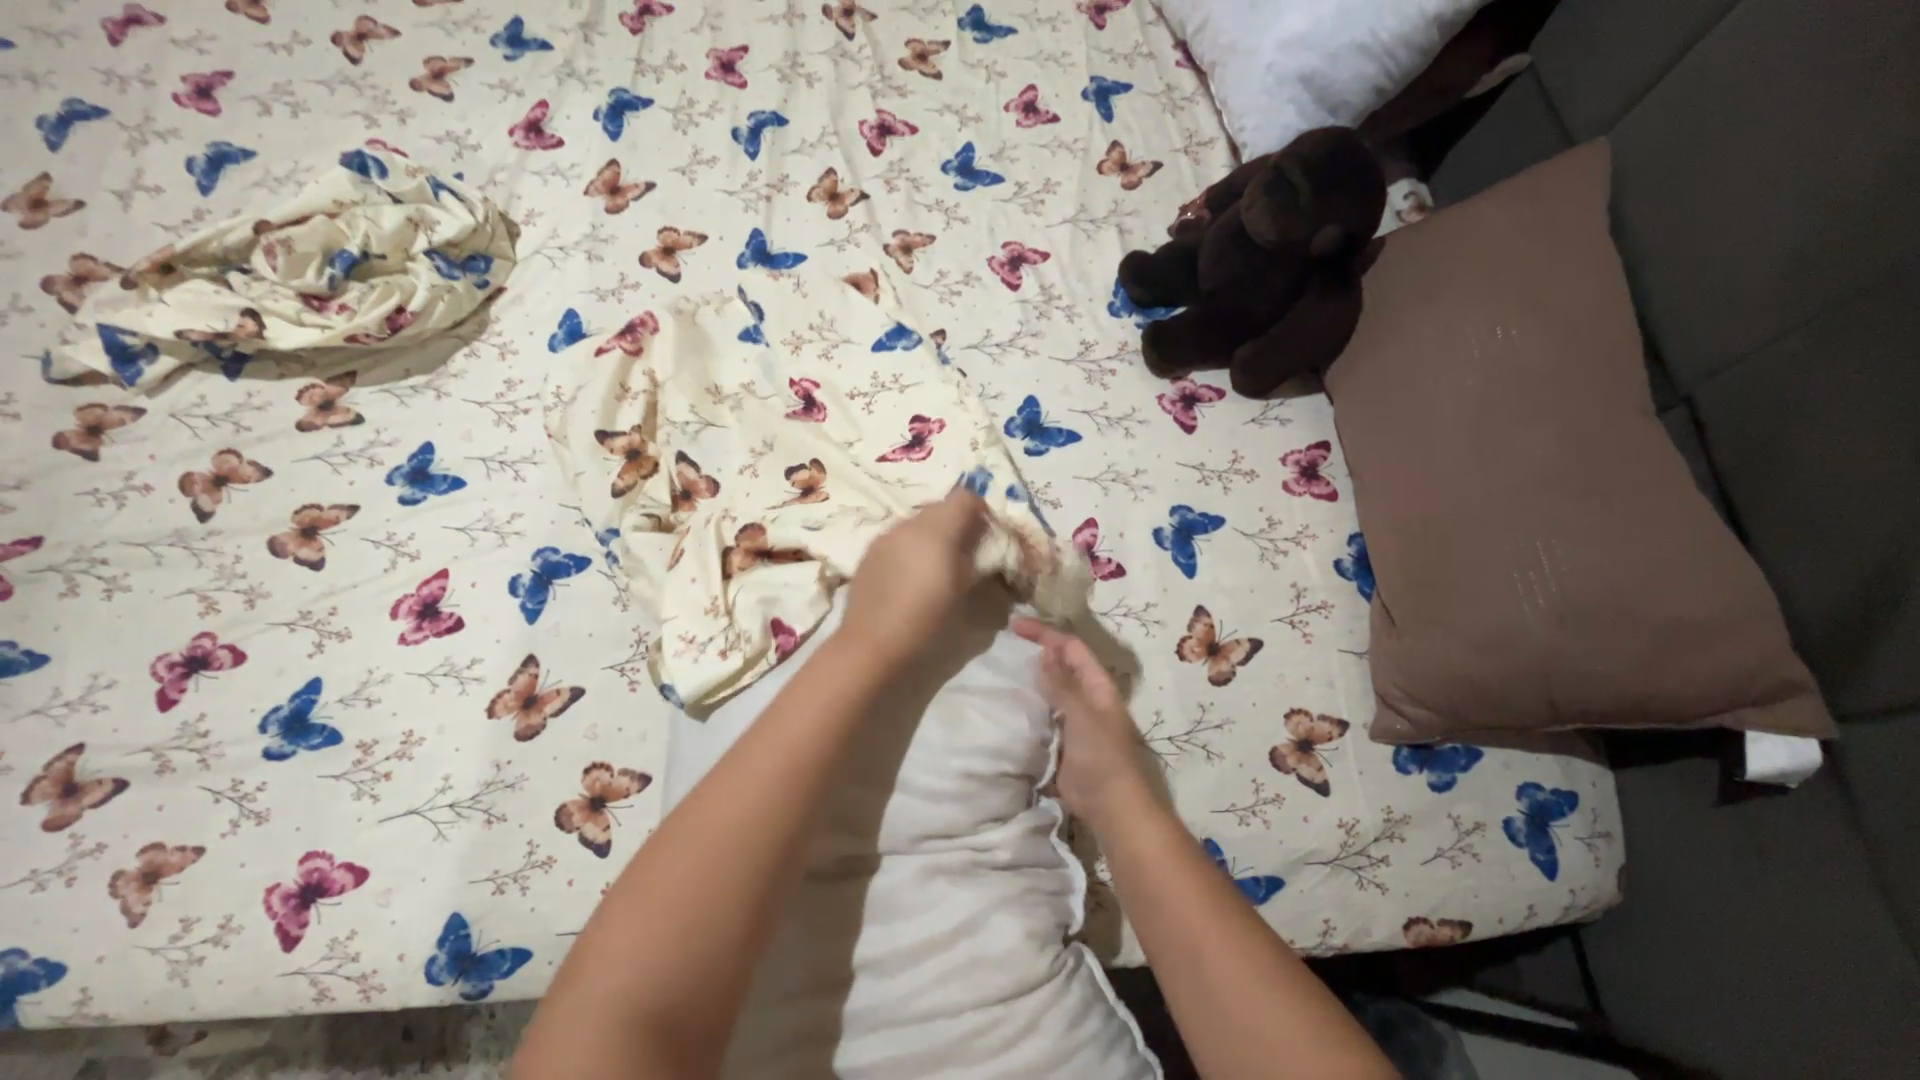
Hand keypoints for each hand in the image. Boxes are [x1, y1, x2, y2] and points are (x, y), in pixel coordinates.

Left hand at [840, 489, 990, 666]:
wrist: (871, 654)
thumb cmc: (928, 630)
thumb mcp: (975, 607)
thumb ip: (990, 577)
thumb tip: (995, 564)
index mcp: (936, 531)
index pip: (966, 498)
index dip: (983, 514)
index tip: (991, 541)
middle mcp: (907, 526)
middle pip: (940, 509)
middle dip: (959, 527)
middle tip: (970, 560)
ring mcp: (882, 540)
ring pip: (916, 526)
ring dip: (933, 540)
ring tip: (940, 574)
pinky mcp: (866, 558)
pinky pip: (897, 543)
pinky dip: (911, 553)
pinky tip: (913, 585)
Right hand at [1012, 617, 1163, 830]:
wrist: (1112, 808)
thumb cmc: (1102, 757)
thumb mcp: (1082, 715)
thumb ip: (1063, 684)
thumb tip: (1046, 651)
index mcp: (1098, 687)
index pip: (1071, 648)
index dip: (1046, 634)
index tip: (1015, 626)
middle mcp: (1088, 700)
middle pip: (1062, 668)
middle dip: (1037, 654)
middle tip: (1003, 646)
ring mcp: (1075, 724)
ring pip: (1051, 693)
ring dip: (1030, 682)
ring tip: (1000, 673)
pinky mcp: (1062, 746)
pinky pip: (1042, 720)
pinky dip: (1027, 711)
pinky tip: (1006, 709)